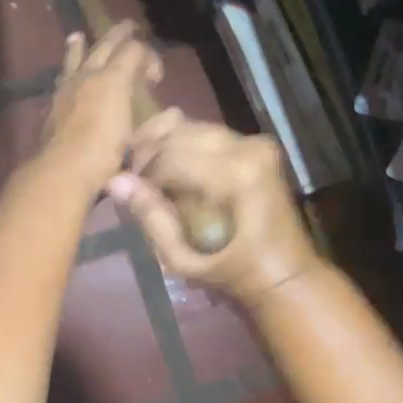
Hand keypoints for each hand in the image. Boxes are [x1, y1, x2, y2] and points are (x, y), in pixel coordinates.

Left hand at [38, 21, 162, 188]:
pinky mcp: (51, 106)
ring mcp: (66, 89)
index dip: (149, 57)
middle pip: (105, 45)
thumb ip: (156, 124)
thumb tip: (173, 115)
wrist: (63, 171)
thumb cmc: (105, 154)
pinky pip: (61, 80)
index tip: (156, 76)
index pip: (134, 51)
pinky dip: (67, 73)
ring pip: (75, 58)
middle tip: (129, 26)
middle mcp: (88, 76)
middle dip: (120, 34)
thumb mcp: (139, 139)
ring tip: (78, 36)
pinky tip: (64, 78)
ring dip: (79, 46)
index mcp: (112, 79)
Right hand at [108, 111, 322, 305]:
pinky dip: (183, 144)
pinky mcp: (258, 146)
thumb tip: (115, 182)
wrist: (287, 276)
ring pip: (192, 126)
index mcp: (237, 176)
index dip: (142, 172)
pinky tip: (169, 165)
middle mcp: (249, 148)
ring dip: (163, 145)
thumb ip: (152, 219)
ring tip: (146, 174)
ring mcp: (256, 144)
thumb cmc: (236, 276)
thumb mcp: (186, 261)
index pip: (171, 155)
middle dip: (148, 152)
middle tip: (133, 181)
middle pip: (180, 132)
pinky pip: (208, 134)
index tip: (129, 195)